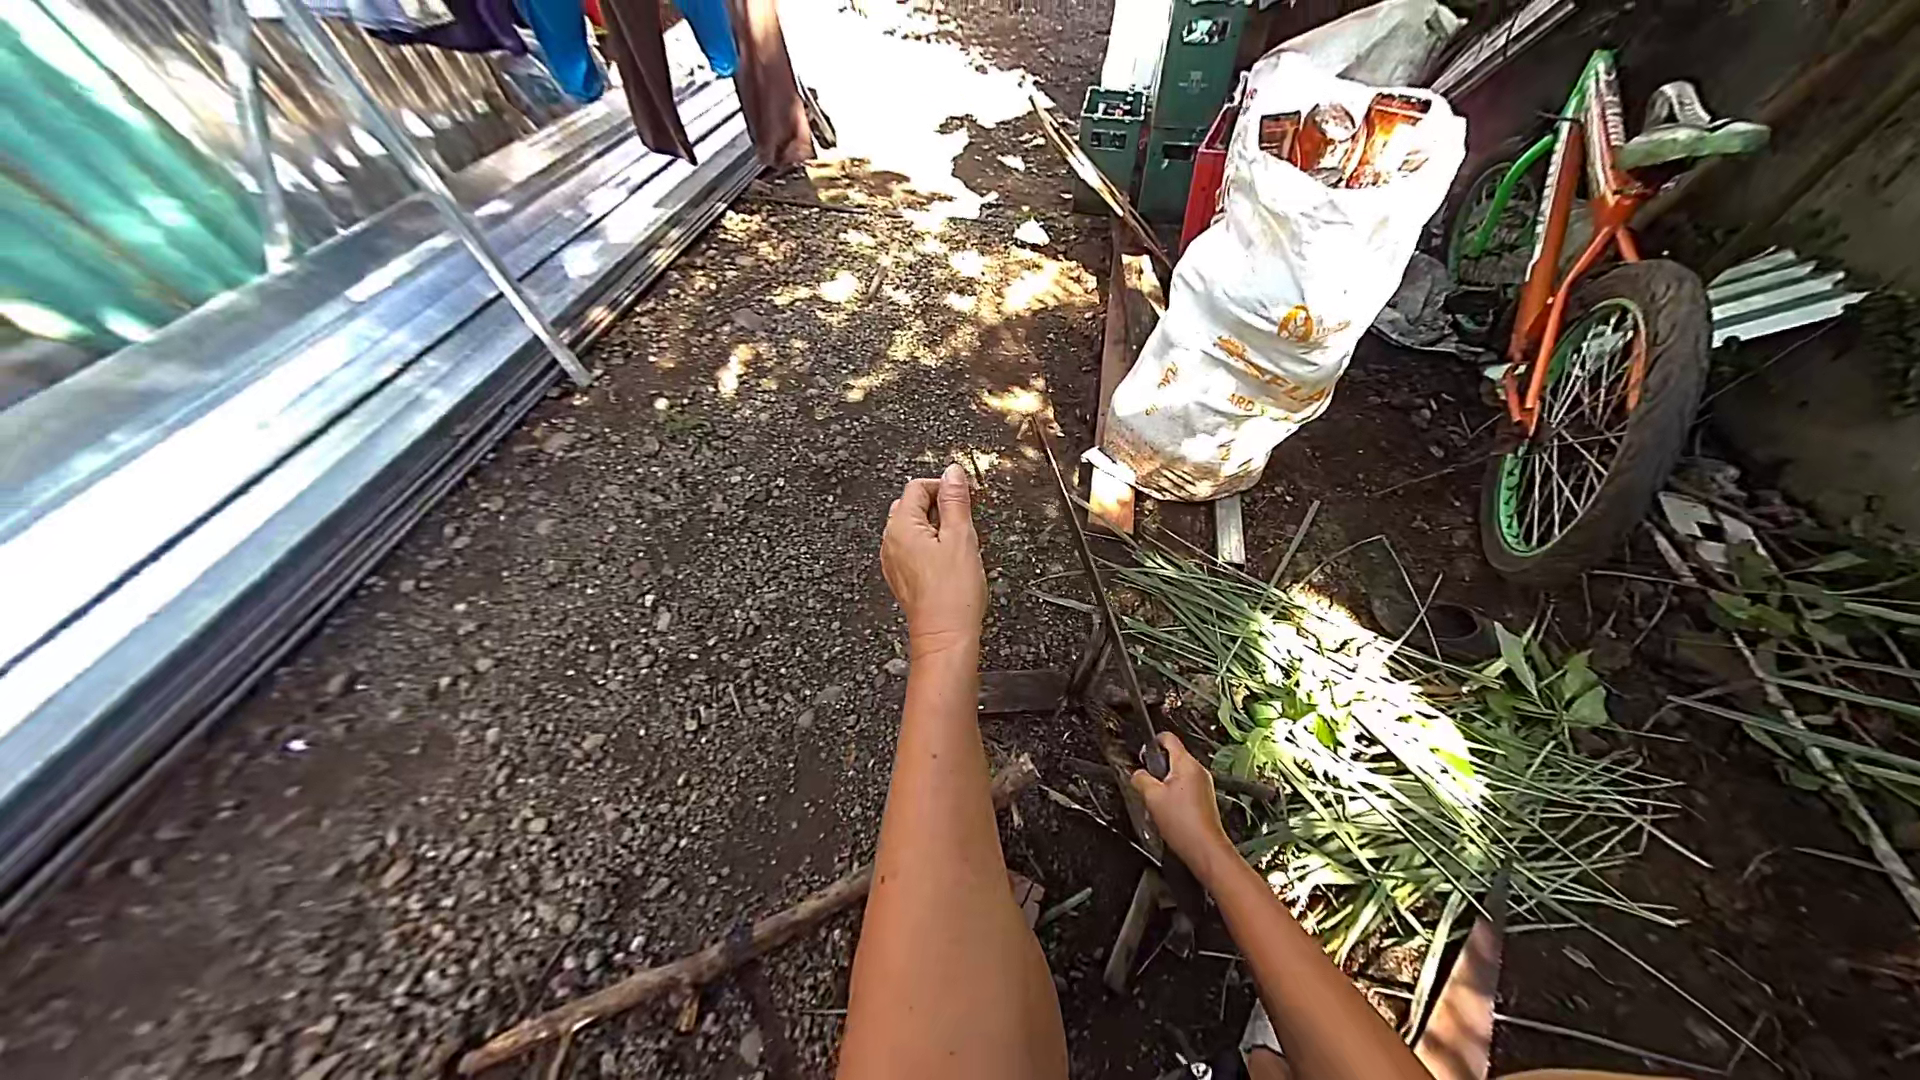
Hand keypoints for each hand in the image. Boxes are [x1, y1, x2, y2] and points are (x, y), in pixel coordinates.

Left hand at [881, 464, 986, 656]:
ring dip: (936, 527)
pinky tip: (949, 561)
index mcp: (901, 527)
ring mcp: (894, 561)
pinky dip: (930, 546)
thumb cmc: (952, 594)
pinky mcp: (902, 577)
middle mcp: (890, 542)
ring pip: (913, 528)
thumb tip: (952, 472)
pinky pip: (913, 549)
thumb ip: (955, 501)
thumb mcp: (961, 538)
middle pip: (912, 505)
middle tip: (964, 520)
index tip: (965, 496)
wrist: (945, 636)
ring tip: (959, 543)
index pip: (917, 486)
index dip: (944, 486)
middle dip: (939, 506)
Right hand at [1130, 733, 1231, 870]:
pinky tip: (1169, 811)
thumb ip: (1140, 779)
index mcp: (1186, 764)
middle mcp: (1198, 771)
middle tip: (1148, 784)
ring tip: (1158, 801)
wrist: (1205, 851)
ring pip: (1177, 773)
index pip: (1168, 738)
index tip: (1144, 754)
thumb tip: (1137, 774)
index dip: (1152, 742)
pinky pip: (1185, 787)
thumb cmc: (1184, 824)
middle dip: (1157, 768)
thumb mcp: (1151, 797)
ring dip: (1164, 783)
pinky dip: (1174, 794)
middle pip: (1171, 757)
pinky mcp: (1204, 799)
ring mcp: (1203, 785)